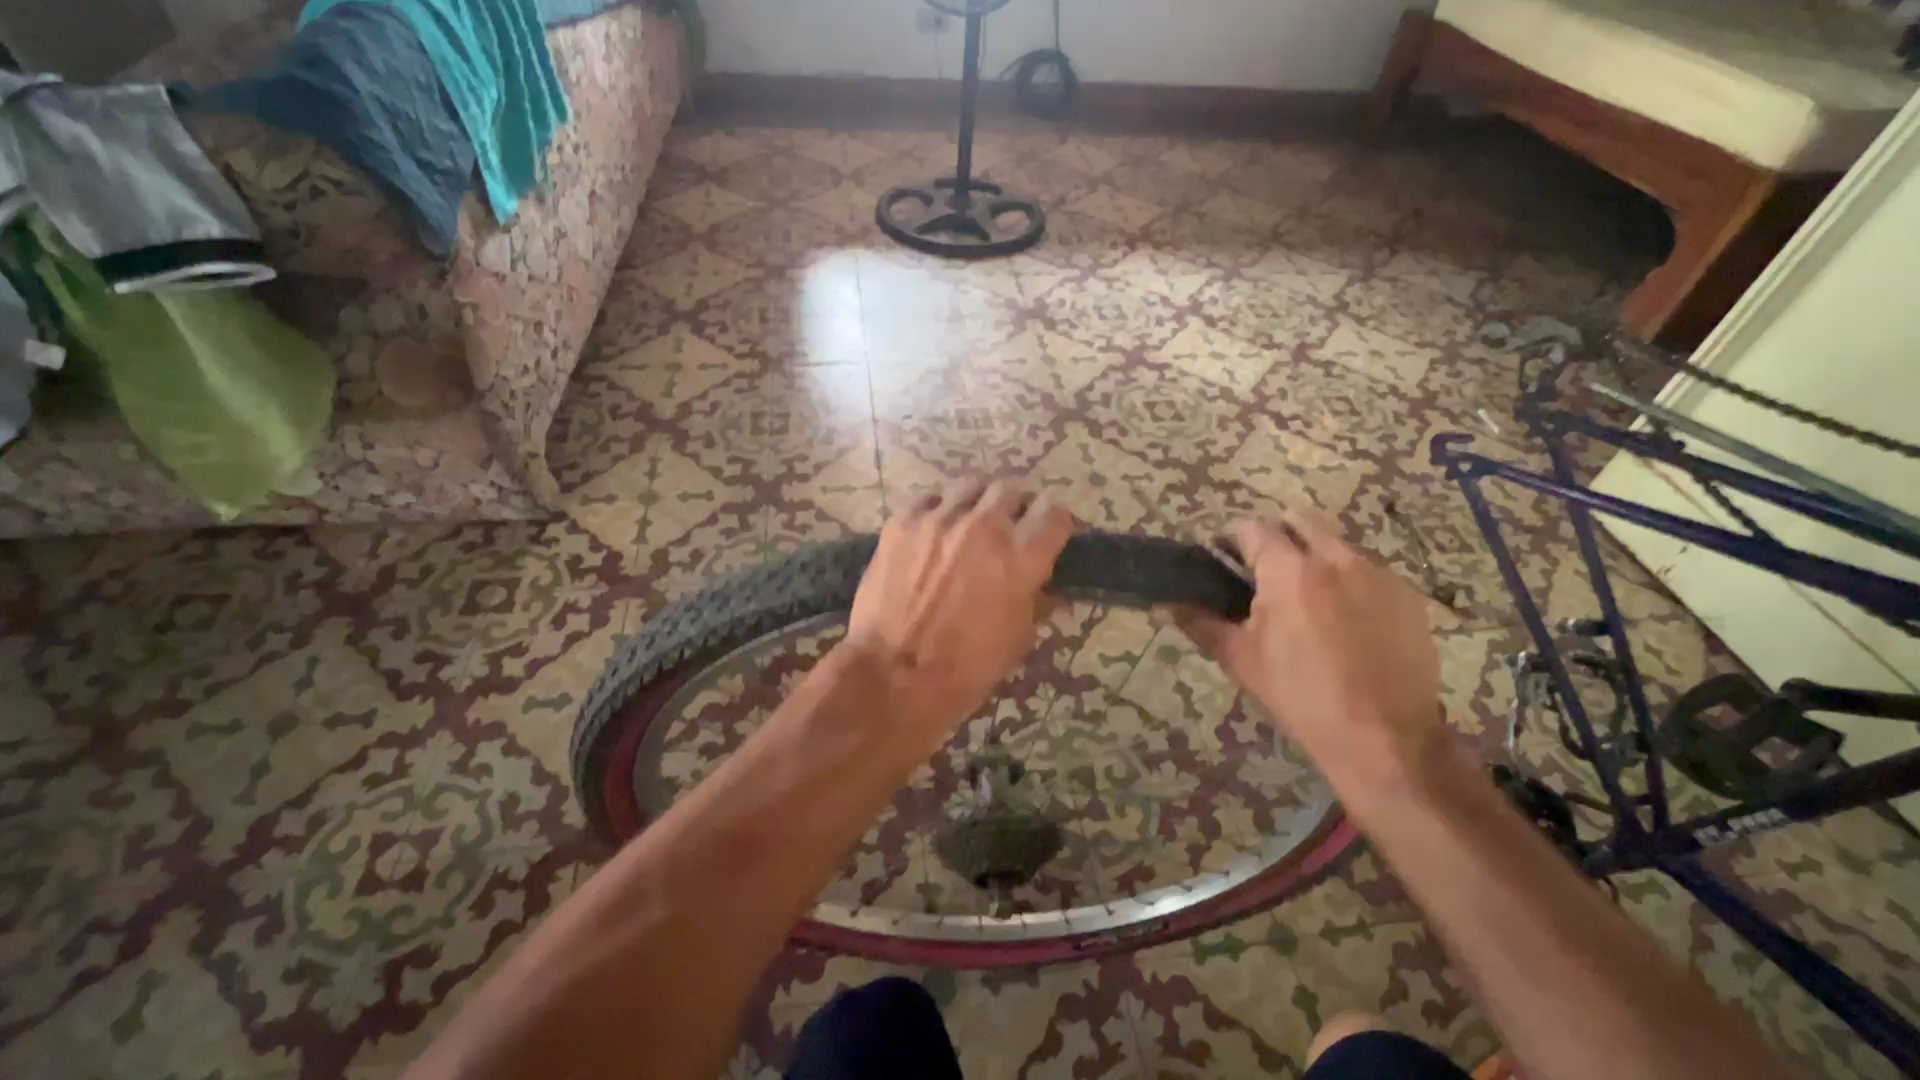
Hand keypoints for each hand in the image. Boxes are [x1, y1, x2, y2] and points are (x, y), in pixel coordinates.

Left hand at [841, 478, 1074, 731]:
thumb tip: (1049, 587)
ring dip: (978, 500)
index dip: (1056, 522)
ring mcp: (940, 519)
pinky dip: (939, 508)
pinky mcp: (902, 522)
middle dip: (1016, 506)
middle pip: (1011, 489)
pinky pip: (928, 498)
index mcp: (1022, 556)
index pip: (1054, 512)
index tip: (1051, 534)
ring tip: (971, 520)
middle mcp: (986, 525)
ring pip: (970, 485)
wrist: (894, 673)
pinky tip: (935, 528)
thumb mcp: (1018, 639)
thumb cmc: (966, 668)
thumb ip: (1037, 601)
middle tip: (1010, 526)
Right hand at [1159, 510, 1443, 786]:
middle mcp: (1336, 558)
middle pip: (1300, 519)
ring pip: (1337, 543)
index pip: (1252, 528)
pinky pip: (1370, 571)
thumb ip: (1200, 624)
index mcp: (1289, 570)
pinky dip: (1350, 581)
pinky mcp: (1408, 595)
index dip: (1233, 539)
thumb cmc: (1300, 697)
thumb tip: (1159, 607)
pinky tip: (1347, 621)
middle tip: (1265, 573)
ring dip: (1316, 556)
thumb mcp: (1242, 660)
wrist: (1383, 737)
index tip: (1224, 559)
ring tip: (1308, 600)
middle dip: (1278, 535)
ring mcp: (1378, 573)